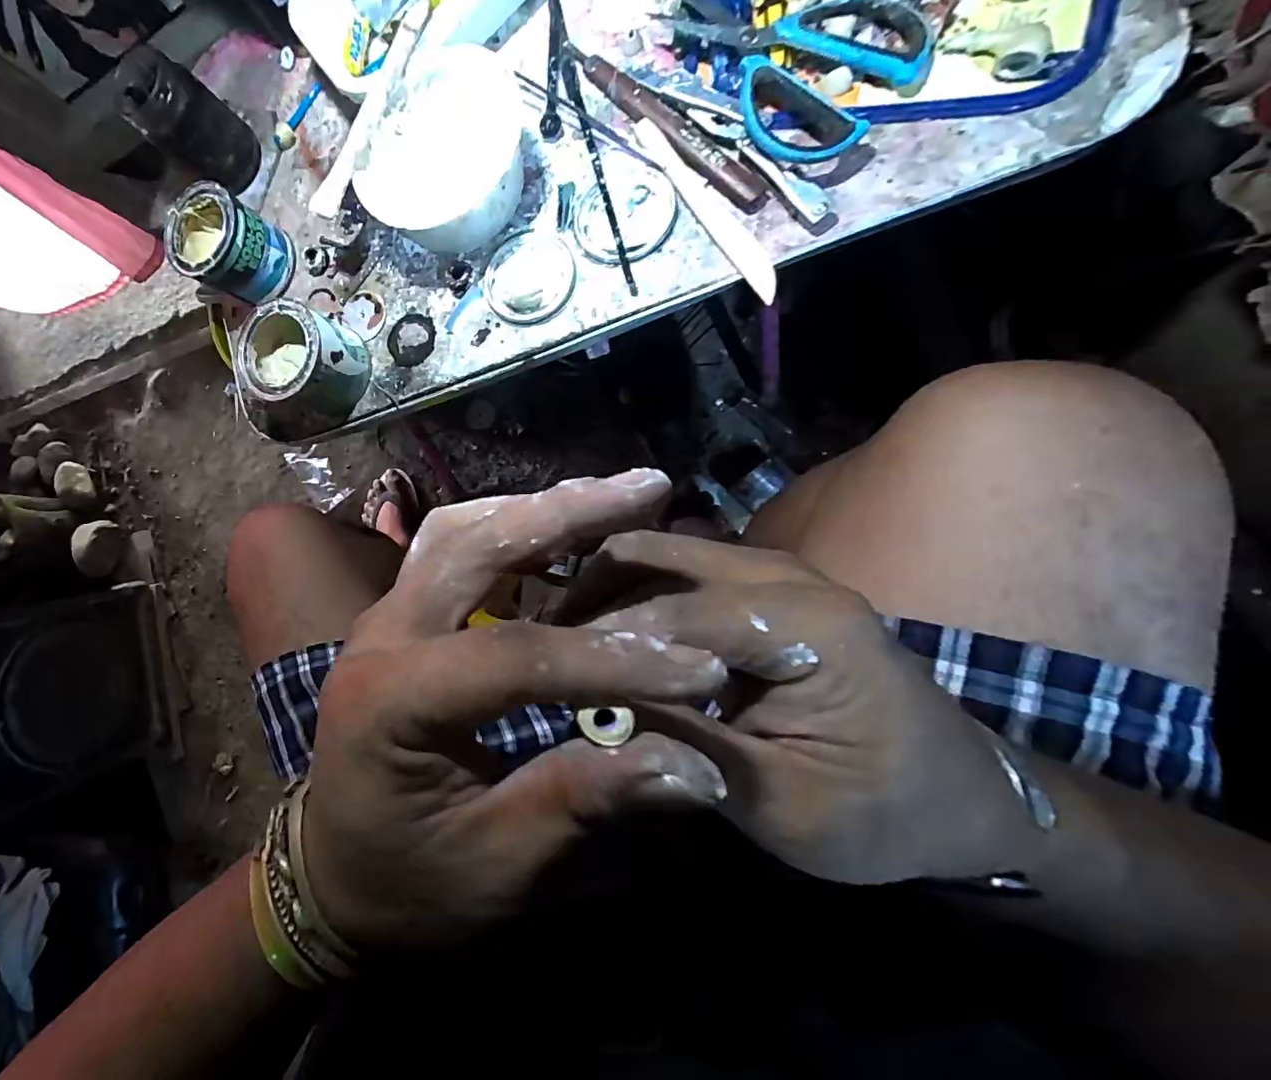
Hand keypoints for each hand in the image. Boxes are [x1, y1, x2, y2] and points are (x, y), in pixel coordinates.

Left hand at [299, 470, 733, 948]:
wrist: (329, 869)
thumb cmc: (403, 881)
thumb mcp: (492, 866)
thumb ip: (579, 804)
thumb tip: (695, 768)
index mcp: (389, 702)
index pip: (511, 658)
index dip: (610, 659)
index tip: (700, 667)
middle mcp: (377, 639)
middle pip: (468, 549)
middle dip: (561, 515)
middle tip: (649, 487)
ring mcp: (380, 621)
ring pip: (452, 535)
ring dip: (532, 509)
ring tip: (610, 496)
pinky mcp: (394, 621)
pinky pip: (446, 553)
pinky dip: (504, 529)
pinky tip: (555, 529)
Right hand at [559, 531, 1044, 884]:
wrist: (960, 800)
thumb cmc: (877, 814)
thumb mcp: (776, 803)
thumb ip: (684, 744)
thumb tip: (592, 704)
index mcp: (801, 625)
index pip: (664, 617)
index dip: (594, 645)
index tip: (538, 674)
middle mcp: (785, 576)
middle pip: (649, 554)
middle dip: (582, 593)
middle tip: (535, 640)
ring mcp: (776, 571)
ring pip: (656, 551)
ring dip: (600, 587)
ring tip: (558, 635)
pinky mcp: (765, 585)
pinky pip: (677, 566)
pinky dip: (629, 589)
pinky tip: (601, 631)